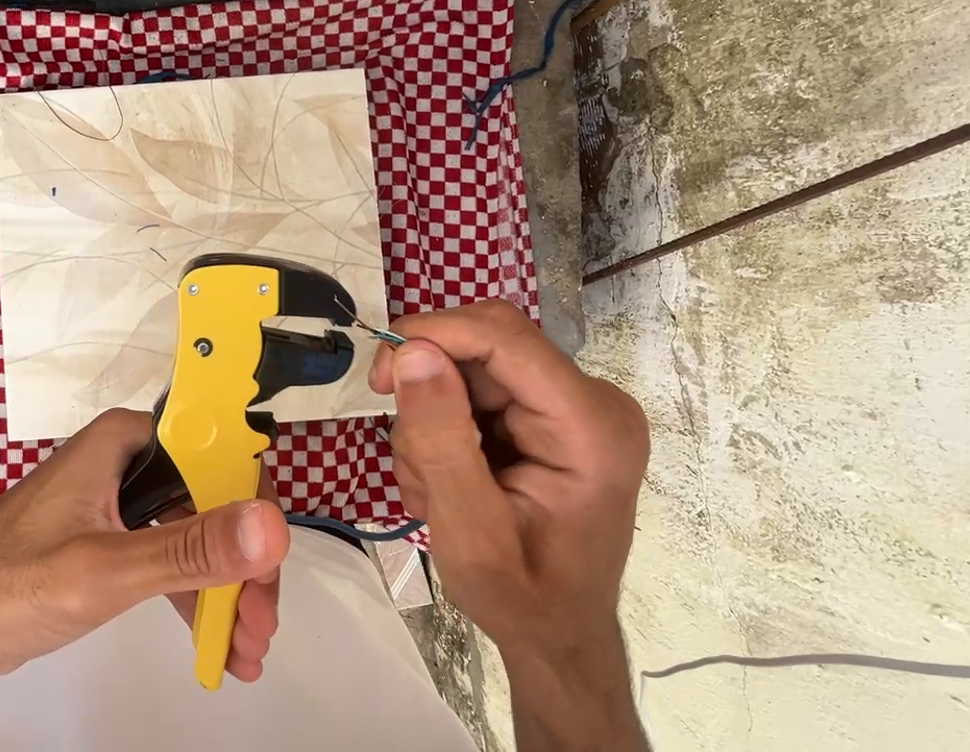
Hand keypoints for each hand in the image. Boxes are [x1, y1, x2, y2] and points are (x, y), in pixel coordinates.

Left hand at [0, 407, 289, 682]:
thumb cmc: (10, 584)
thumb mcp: (107, 568)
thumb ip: (189, 550)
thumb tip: (268, 526)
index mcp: (122, 441)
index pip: (213, 449)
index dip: (250, 500)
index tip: (270, 559)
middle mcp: (125, 460)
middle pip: (211, 498)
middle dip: (241, 562)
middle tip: (258, 622)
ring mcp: (118, 500)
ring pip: (195, 531)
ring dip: (224, 587)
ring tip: (244, 646)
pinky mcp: (111, 536)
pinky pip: (169, 556)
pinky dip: (193, 596)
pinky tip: (216, 642)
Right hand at [369, 300, 649, 750]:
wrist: (556, 635)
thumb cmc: (522, 598)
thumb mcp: (469, 532)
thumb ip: (441, 441)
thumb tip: (412, 353)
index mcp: (591, 426)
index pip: (504, 338)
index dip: (434, 333)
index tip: (378, 376)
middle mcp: (590, 400)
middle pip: (485, 342)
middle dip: (429, 383)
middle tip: (401, 441)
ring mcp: (569, 404)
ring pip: (469, 364)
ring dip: (430, 415)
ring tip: (430, 487)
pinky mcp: (545, 413)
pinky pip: (474, 387)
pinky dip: (442, 423)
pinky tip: (444, 478)